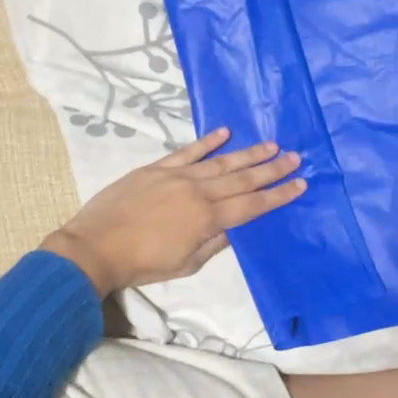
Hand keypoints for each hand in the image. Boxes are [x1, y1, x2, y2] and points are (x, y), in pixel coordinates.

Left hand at [39, 127, 306, 294]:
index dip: (279, 195)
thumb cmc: (142, 264)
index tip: (301, 183)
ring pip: (221, 161)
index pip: (253, 205)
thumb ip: (214, 244)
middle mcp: (199, 192)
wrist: (96, 247)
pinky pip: (188, 151)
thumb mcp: (186, 264)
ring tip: (272, 144)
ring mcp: (177, 176)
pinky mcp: (157, 168)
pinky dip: (207, 141)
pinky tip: (225, 132)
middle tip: (297, 157)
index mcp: (209, 219)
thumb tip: (235, 228)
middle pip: (243, 179)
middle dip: (272, 169)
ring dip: (249, 153)